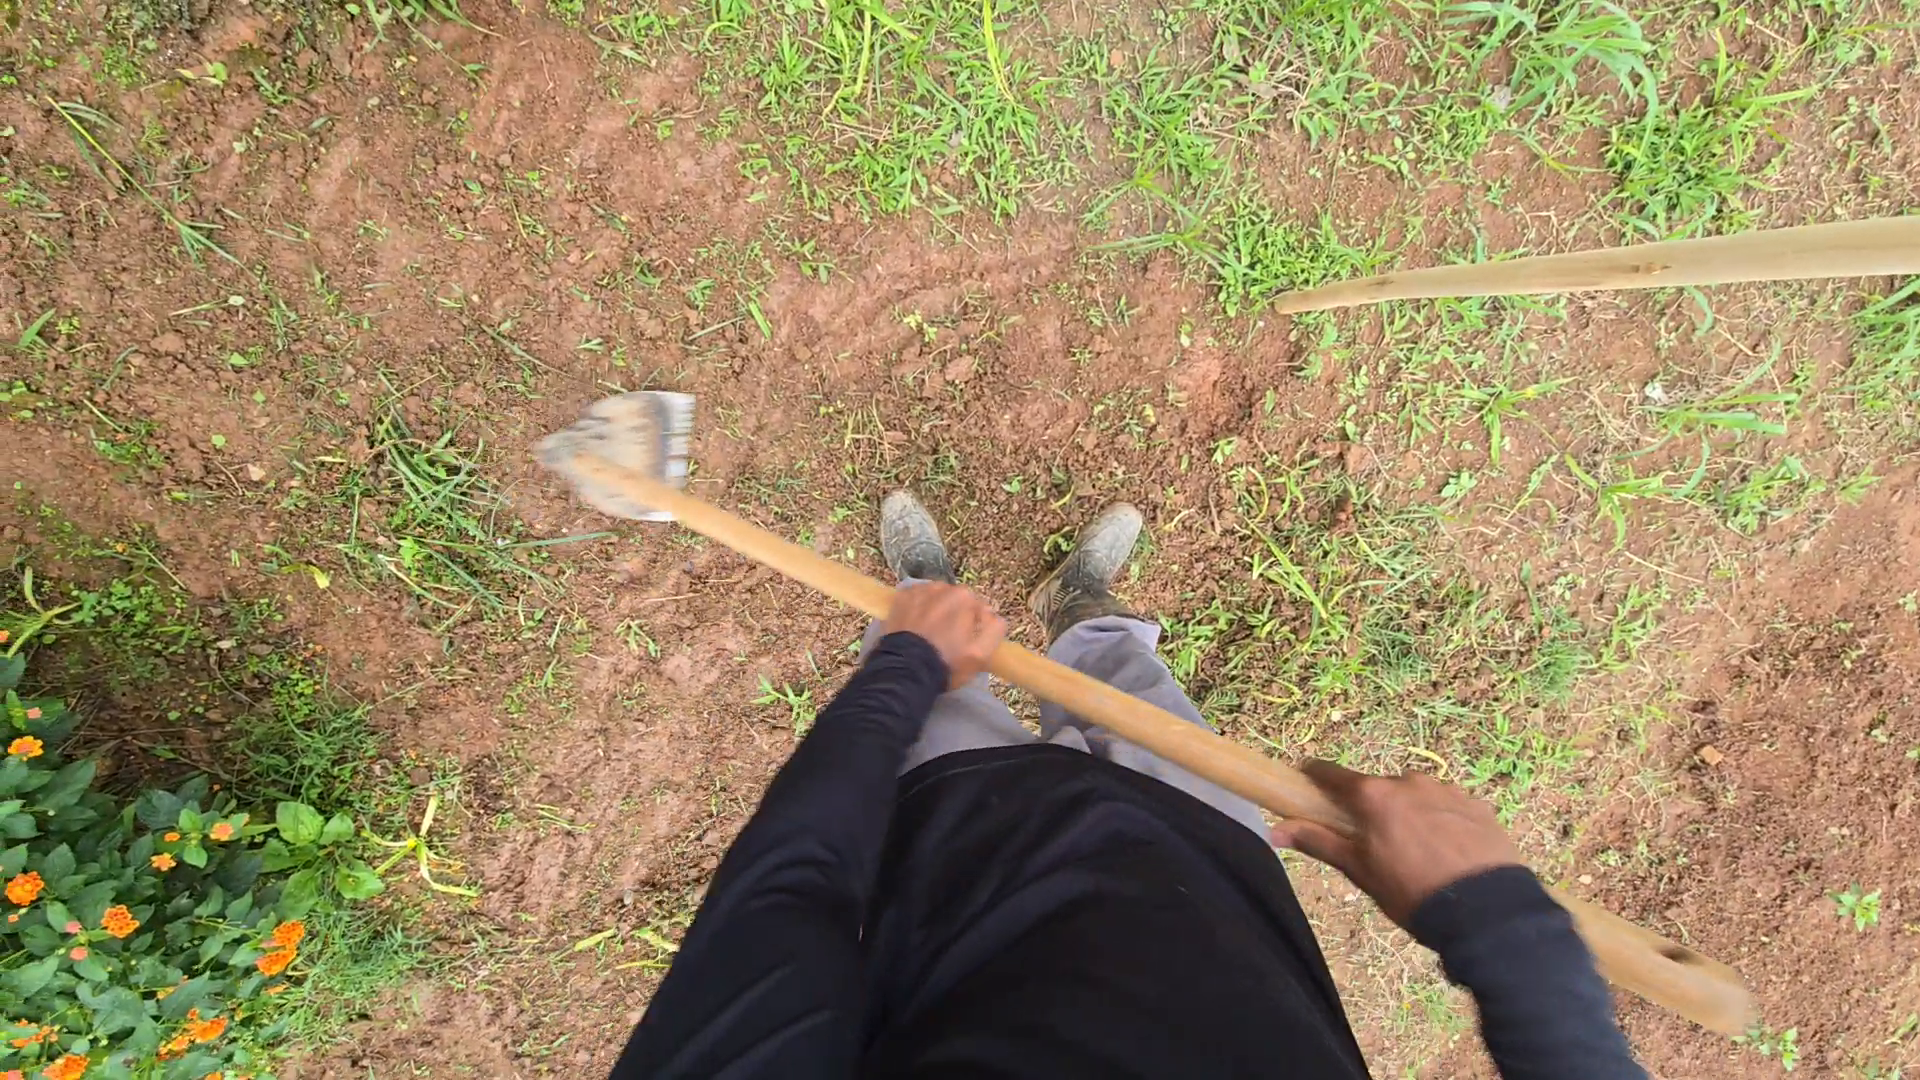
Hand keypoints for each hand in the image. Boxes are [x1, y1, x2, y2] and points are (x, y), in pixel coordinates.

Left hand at [881, 583, 1005, 689]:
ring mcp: (919, 591)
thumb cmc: (947, 663)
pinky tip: (916, 624)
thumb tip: (992, 614)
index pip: (977, 607)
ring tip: (931, 632)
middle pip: (956, 600)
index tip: (967, 640)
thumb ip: (995, 629)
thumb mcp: (981, 654)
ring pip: (936, 597)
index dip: (975, 624)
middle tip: (948, 638)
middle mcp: (942, 587)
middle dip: (956, 615)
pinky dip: (918, 608)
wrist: (905, 670)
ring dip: (937, 609)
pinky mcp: (900, 599)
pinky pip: (916, 598)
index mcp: (965, 596)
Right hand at [1270, 760, 1522, 926]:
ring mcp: (1446, 790)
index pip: (1330, 772)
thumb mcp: (1360, 871)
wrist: (1493, 918)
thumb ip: (1317, 842)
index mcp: (1372, 794)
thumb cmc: (1413, 892)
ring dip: (1409, 812)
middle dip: (1371, 807)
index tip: (1309, 789)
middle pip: (1376, 787)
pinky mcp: (1478, 805)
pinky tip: (1450, 852)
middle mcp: (1407, 780)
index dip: (1316, 779)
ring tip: (1420, 852)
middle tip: (1376, 842)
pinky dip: (1442, 821)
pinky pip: (1448, 806)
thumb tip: (1273, 831)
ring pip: (1414, 795)